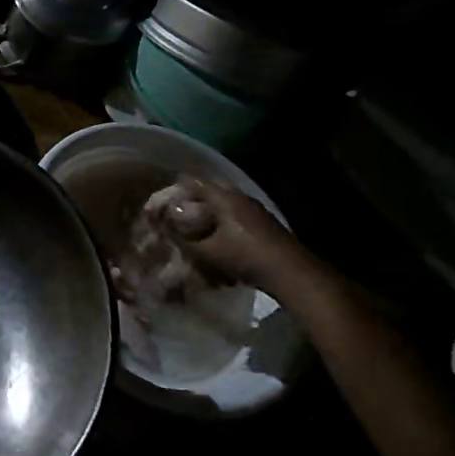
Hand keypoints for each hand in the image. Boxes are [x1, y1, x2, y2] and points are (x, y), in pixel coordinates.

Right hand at [151, 176, 313, 294]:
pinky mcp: (265, 223)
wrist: (292, 274)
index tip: (162, 197)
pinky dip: (224, 218)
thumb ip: (182, 239)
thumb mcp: (206, 251)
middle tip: (178, 210)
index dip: (175, 187)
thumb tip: (162, 227)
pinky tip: (218, 235)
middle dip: (193, 197)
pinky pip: (237, 212)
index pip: (193, 181)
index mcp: (224, 198)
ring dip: (210, 209)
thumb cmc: (245, 257)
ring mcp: (256, 209)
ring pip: (226, 201)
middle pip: (211, 189)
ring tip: (195, 224)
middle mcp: (240, 197)